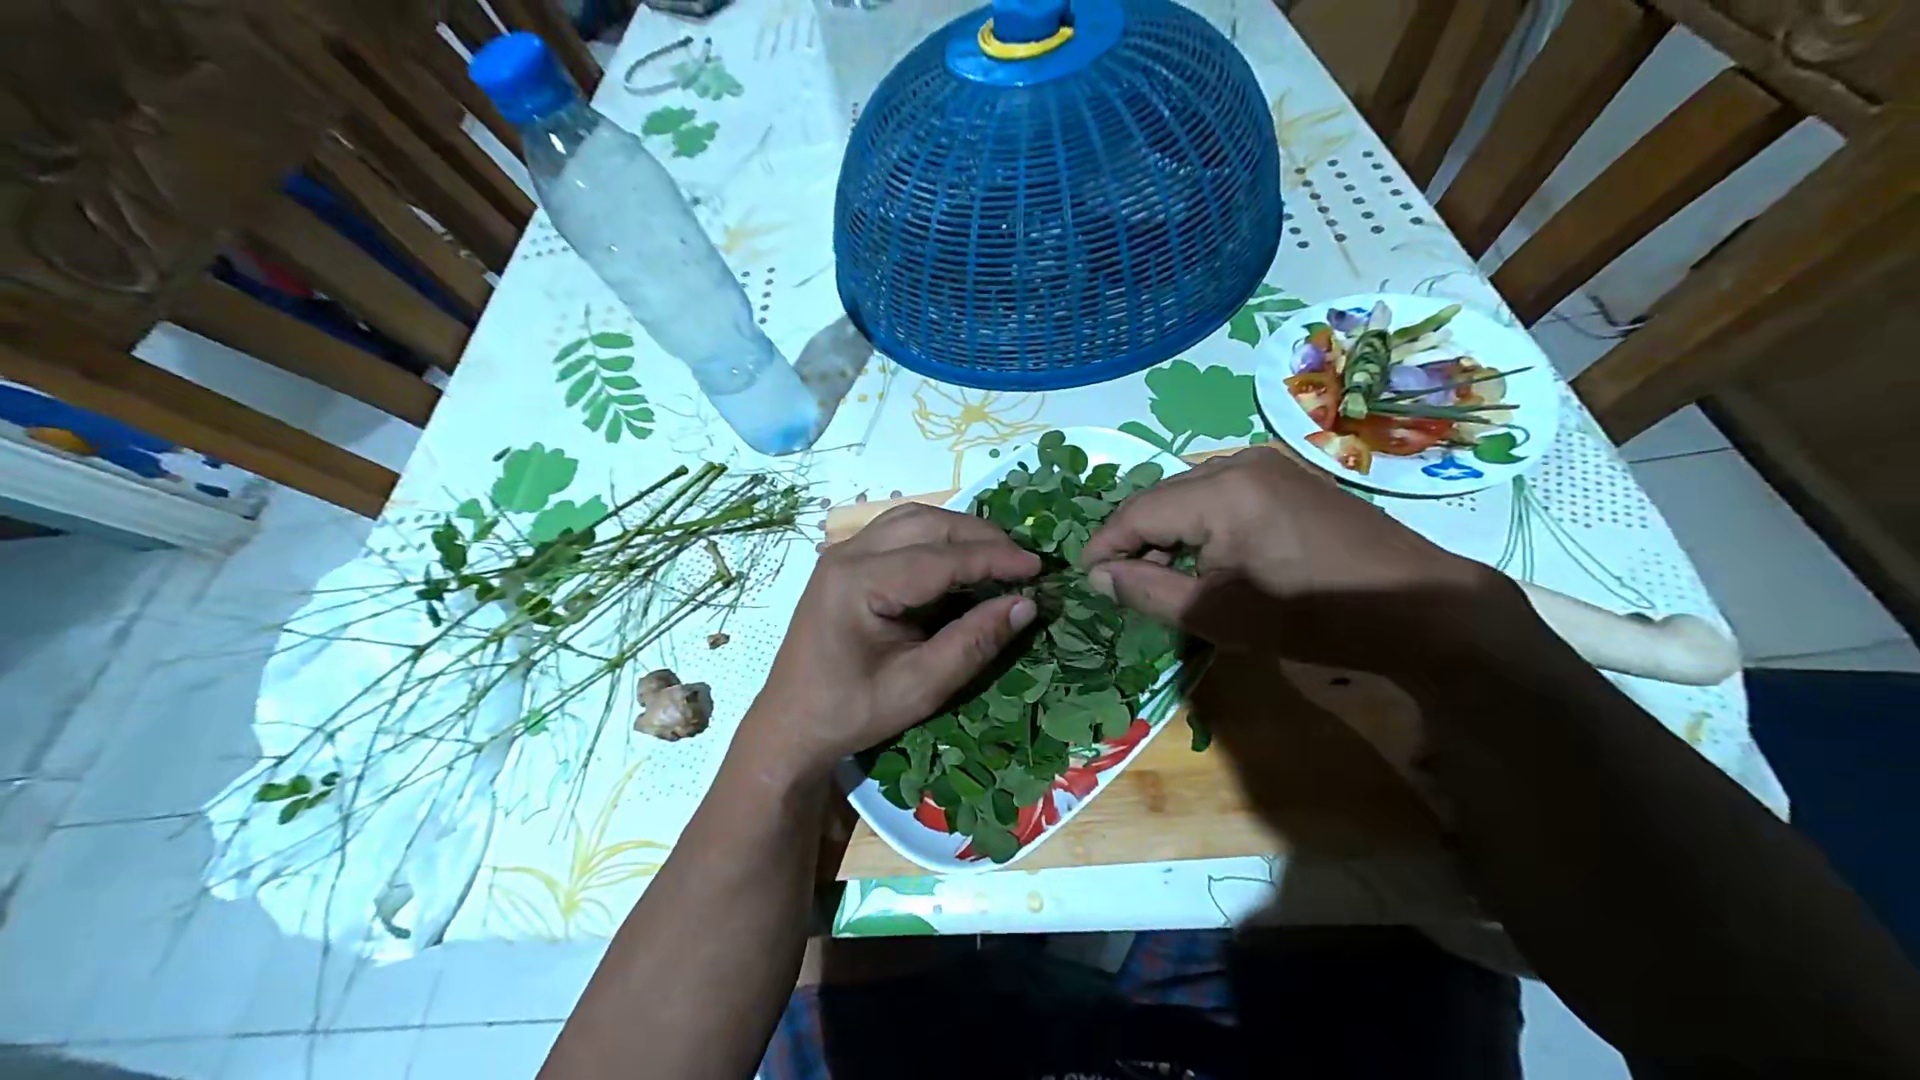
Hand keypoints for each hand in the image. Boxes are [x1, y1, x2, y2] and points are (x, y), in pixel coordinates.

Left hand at [741, 504, 1040, 779]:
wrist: (791, 723)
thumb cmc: (851, 711)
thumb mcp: (919, 686)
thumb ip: (973, 643)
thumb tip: (1025, 604)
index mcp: (858, 583)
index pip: (941, 557)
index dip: (994, 558)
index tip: (1038, 568)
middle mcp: (847, 554)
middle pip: (927, 524)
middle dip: (981, 538)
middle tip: (1023, 562)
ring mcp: (842, 552)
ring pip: (913, 519)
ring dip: (960, 531)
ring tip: (999, 556)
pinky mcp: (845, 561)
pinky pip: (898, 530)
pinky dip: (936, 536)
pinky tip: (959, 557)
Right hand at [1080, 446, 1515, 672]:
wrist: (1420, 606)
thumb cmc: (1311, 616)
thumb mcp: (1216, 614)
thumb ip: (1146, 590)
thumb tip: (1099, 575)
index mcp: (1218, 491)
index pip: (1136, 512)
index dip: (1104, 546)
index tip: (1086, 578)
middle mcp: (1237, 462)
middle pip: (1160, 497)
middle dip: (1134, 539)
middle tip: (1123, 582)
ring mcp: (1267, 464)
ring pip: (1188, 492)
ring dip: (1166, 530)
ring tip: (1162, 573)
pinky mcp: (1288, 474)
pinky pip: (1220, 491)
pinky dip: (1199, 521)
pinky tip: (1206, 554)